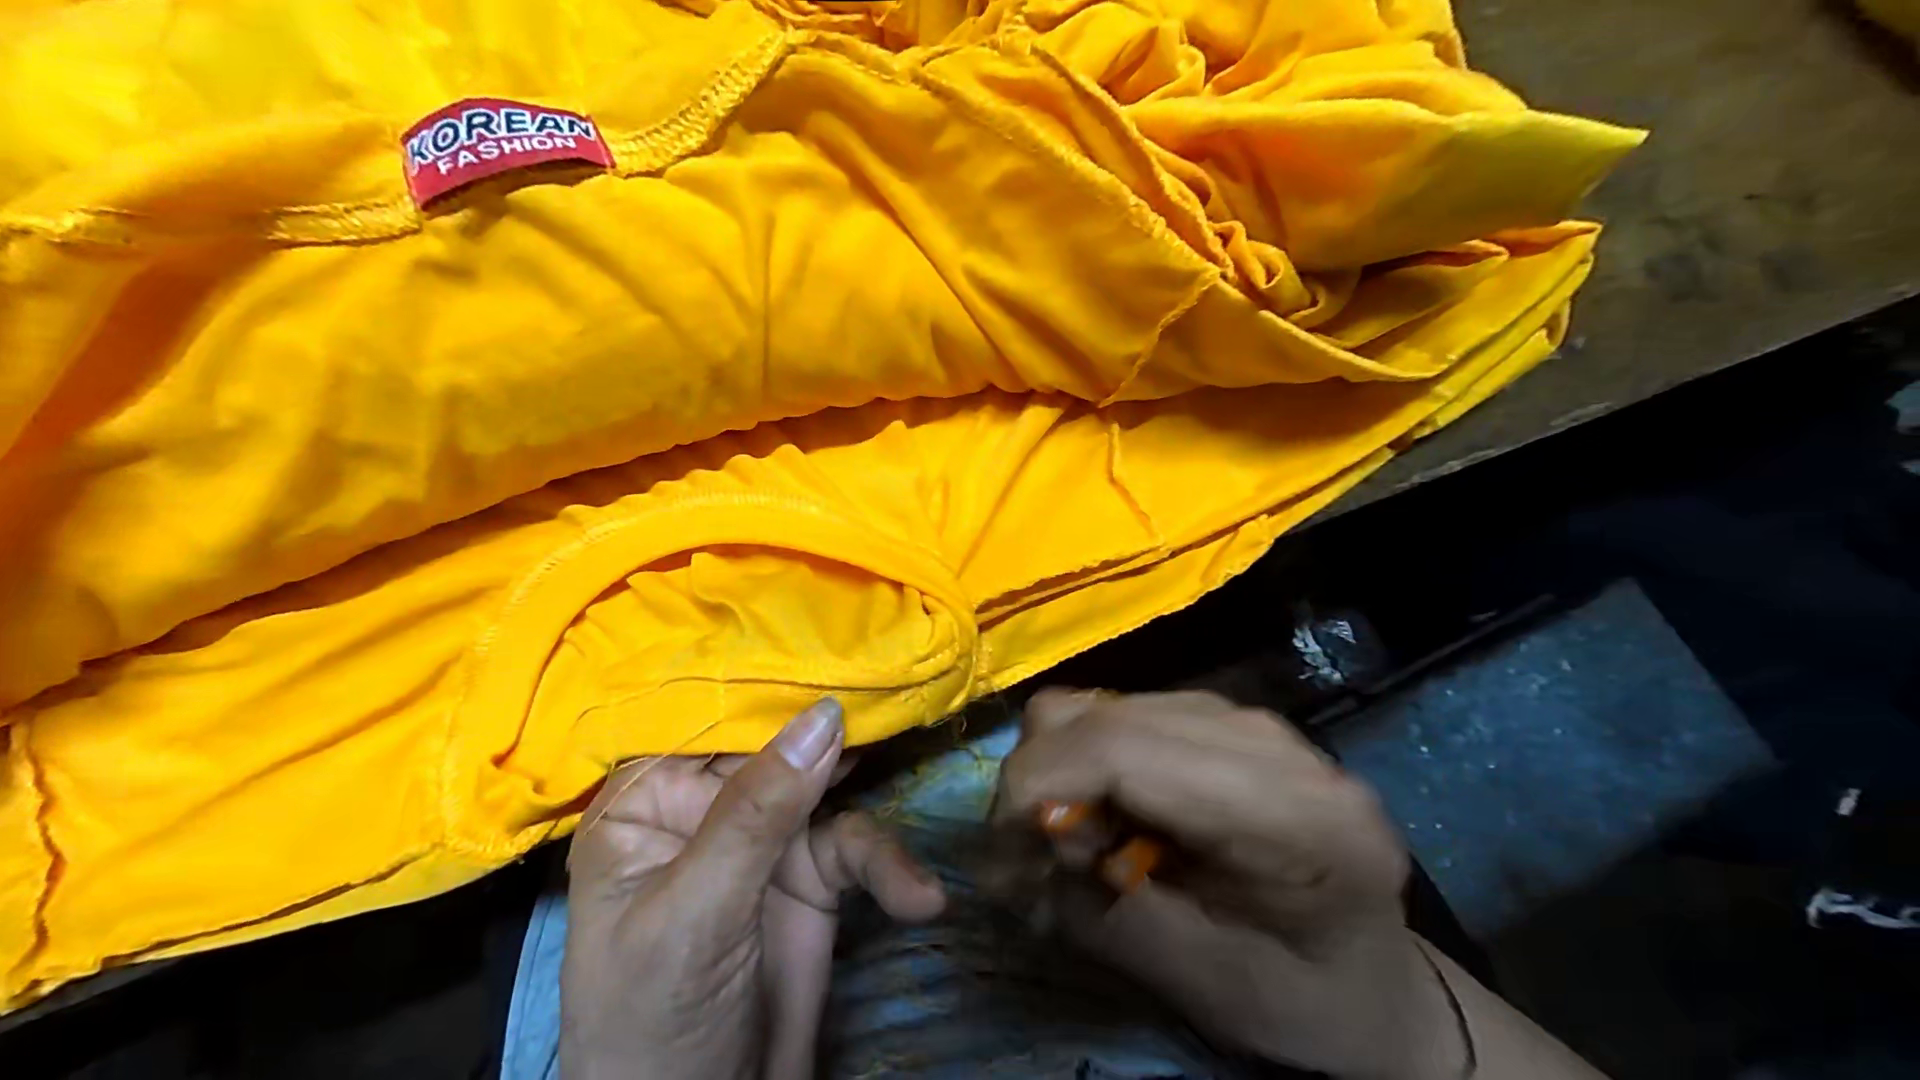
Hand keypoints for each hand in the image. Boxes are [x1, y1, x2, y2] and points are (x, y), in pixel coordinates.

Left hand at [561, 699, 946, 1079]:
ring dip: (873, 823)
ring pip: (829, 793)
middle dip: (833, 740)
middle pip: (779, 747)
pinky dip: (891, 871)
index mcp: (648, 802)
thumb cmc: (652, 1021)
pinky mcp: (813, 876)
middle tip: (890, 715)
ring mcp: (766, 839)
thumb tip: (823, 713)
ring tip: (904, 860)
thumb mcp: (694, 913)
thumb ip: (757, 812)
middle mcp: (707, 807)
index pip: (708, 722)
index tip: (832, 653)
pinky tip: (918, 898)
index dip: (767, 688)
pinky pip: (859, 848)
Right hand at [994, 690, 1465, 1079]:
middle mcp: (1264, 738)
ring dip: (1061, 775)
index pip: (1123, 750)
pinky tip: (1112, 818)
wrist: (1378, 976)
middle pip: (1099, 716)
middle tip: (1044, 865)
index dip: (1037, 786)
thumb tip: (1011, 853)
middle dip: (1040, 786)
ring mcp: (1238, 716)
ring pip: (1095, 706)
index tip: (1003, 858)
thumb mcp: (1207, 986)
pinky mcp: (1213, 716)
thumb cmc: (1306, 1001)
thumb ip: (1103, 914)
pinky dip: (1085, 765)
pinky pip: (1113, 716)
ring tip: (1085, 846)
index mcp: (1292, 810)